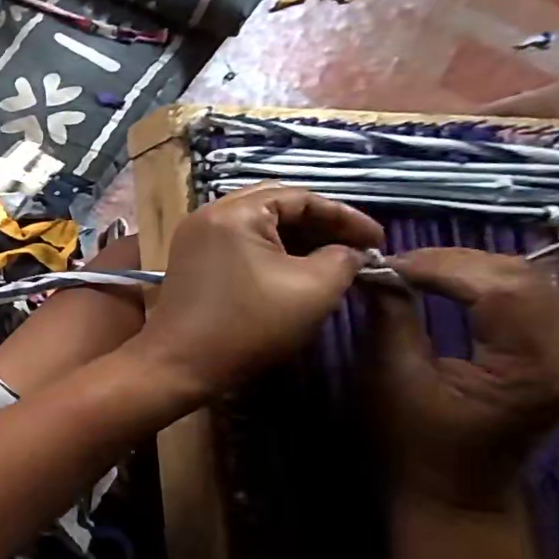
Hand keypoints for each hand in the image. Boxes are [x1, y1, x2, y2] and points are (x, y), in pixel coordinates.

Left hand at [131, 184, 382, 397]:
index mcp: (235, 212)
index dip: (345, 216)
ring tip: (333, 258)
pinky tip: (297, 268)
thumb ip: (342, 259)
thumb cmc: (249, 324)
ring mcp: (195, 236)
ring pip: (256, 223)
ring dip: (296, 237)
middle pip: (276, 204)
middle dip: (320, 223)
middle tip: (355, 246)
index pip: (301, 196)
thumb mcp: (312, 289)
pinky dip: (270, 250)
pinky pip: (238, 241)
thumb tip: (352, 251)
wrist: (180, 362)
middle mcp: (209, 213)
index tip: (378, 240)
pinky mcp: (191, 258)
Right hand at [365, 249, 558, 509]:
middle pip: (520, 276)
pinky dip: (482, 281)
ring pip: (528, 279)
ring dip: (468, 266)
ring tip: (415, 270)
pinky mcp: (557, 353)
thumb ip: (391, 317)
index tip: (385, 264)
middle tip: (396, 265)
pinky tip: (445, 283)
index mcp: (534, 367)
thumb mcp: (391, 378)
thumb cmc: (414, 445)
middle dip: (452, 260)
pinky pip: (527, 296)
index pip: (498, 286)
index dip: (438, 265)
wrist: (454, 495)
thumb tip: (376, 272)